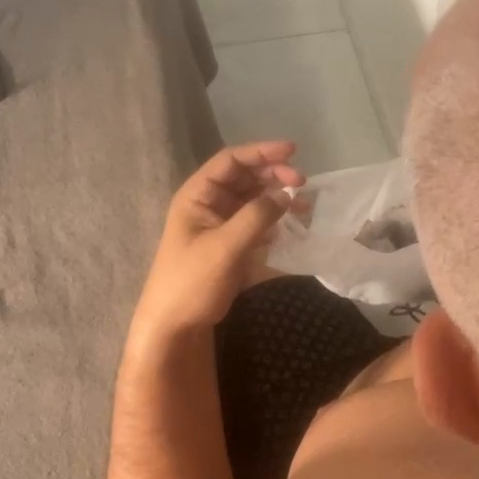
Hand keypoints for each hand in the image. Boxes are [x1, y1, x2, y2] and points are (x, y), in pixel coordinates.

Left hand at [133, 142, 304, 336]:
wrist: (175, 327)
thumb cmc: (192, 282)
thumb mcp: (225, 247)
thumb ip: (257, 216)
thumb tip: (286, 193)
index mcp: (197, 195)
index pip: (231, 160)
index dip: (261, 152)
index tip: (293, 151)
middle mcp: (209, 203)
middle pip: (245, 176)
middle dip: (274, 174)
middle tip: (301, 183)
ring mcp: (220, 223)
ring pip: (254, 197)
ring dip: (277, 196)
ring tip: (303, 204)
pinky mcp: (231, 243)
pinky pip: (257, 220)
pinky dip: (275, 217)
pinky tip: (293, 222)